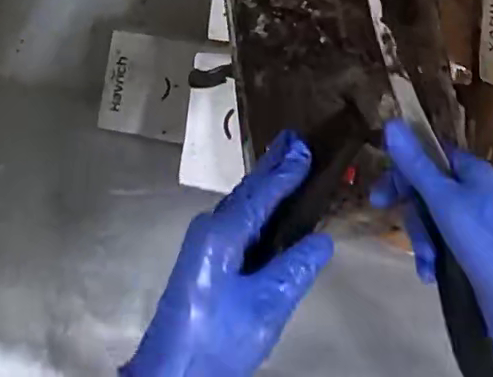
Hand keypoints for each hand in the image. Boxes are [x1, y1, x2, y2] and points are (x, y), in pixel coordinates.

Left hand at [124, 132, 335, 376]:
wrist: (171, 369)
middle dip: (272, 166)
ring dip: (265, 182)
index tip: (304, 147)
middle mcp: (210, 225)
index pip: (260, 194)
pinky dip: (257, 204)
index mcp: (221, 232)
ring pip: (241, 203)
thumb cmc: (218, 337)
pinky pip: (237, 219)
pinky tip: (269, 205)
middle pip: (248, 191)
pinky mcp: (206, 256)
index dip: (284, 172)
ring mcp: (205, 239)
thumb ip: (293, 271)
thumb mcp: (265, 308)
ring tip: (286, 161)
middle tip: (294, 138)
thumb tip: (321, 240)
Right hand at [371, 120, 492, 376]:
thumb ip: (416, 164)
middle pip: (424, 183)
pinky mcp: (472, 251)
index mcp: (472, 171)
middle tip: (380, 207)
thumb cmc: (487, 248)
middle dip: (407, 204)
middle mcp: (473, 191)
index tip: (382, 179)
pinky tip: (430, 273)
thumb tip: (391, 122)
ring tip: (426, 261)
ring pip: (428, 214)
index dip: (403, 162)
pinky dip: (431, 254)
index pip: (428, 151)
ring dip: (421, 237)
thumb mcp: (445, 202)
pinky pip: (439, 240)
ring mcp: (473, 222)